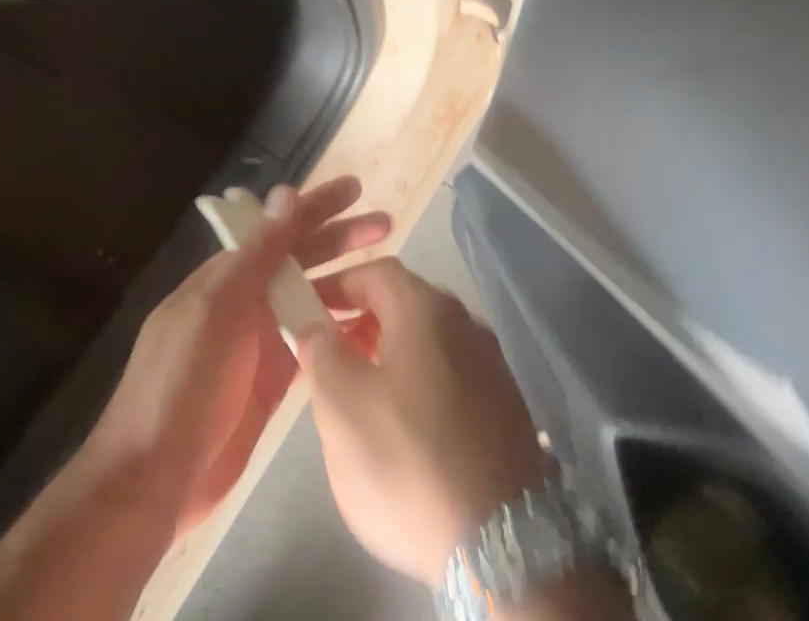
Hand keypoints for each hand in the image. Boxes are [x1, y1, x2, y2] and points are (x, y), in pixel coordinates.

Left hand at [85, 177, 390, 533]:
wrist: (153, 479)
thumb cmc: (181, 386)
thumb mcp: (218, 311)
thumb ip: (257, 256)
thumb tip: (285, 195)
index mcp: (224, 282)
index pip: (278, 231)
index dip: (317, 208)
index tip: (356, 189)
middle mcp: (242, 306)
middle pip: (300, 261)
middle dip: (341, 239)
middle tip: (387, 223)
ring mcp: (257, 346)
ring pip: (311, 301)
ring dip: (346, 282)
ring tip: (390, 274)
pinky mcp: (271, 383)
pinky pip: (313, 343)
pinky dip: (341, 329)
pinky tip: (373, 326)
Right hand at [297, 257, 547, 584]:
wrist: (496, 535)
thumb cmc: (407, 460)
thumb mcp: (344, 407)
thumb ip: (324, 355)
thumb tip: (317, 327)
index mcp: (430, 313)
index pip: (379, 273)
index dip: (338, 284)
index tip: (306, 306)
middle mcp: (468, 325)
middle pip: (407, 304)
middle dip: (362, 321)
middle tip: (325, 355)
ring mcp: (491, 364)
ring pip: (429, 342)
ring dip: (389, 353)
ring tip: (354, 391)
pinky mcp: (502, 403)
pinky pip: (449, 373)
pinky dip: (417, 380)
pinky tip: (400, 421)